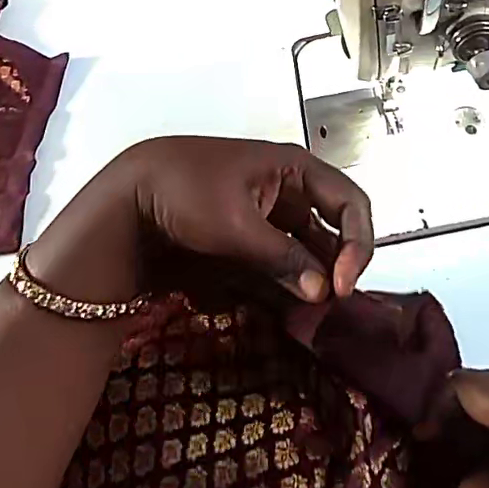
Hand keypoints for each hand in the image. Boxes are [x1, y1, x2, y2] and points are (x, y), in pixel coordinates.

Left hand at [25, 136, 372, 306]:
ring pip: (308, 250)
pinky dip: (288, 283)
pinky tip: (286, 309)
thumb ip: (283, 257)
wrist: (131, 192)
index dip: (357, 243)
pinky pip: (283, 260)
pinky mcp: (251, 236)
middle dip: (335, 269)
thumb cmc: (185, 189)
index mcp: (294, 168)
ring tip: (306, 319)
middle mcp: (289, 189)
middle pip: (332, 230)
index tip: (341, 286)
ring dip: (312, 282)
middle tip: (327, 312)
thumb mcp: (236, 224)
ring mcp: (270, 213)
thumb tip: (323, 292)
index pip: (350, 202)